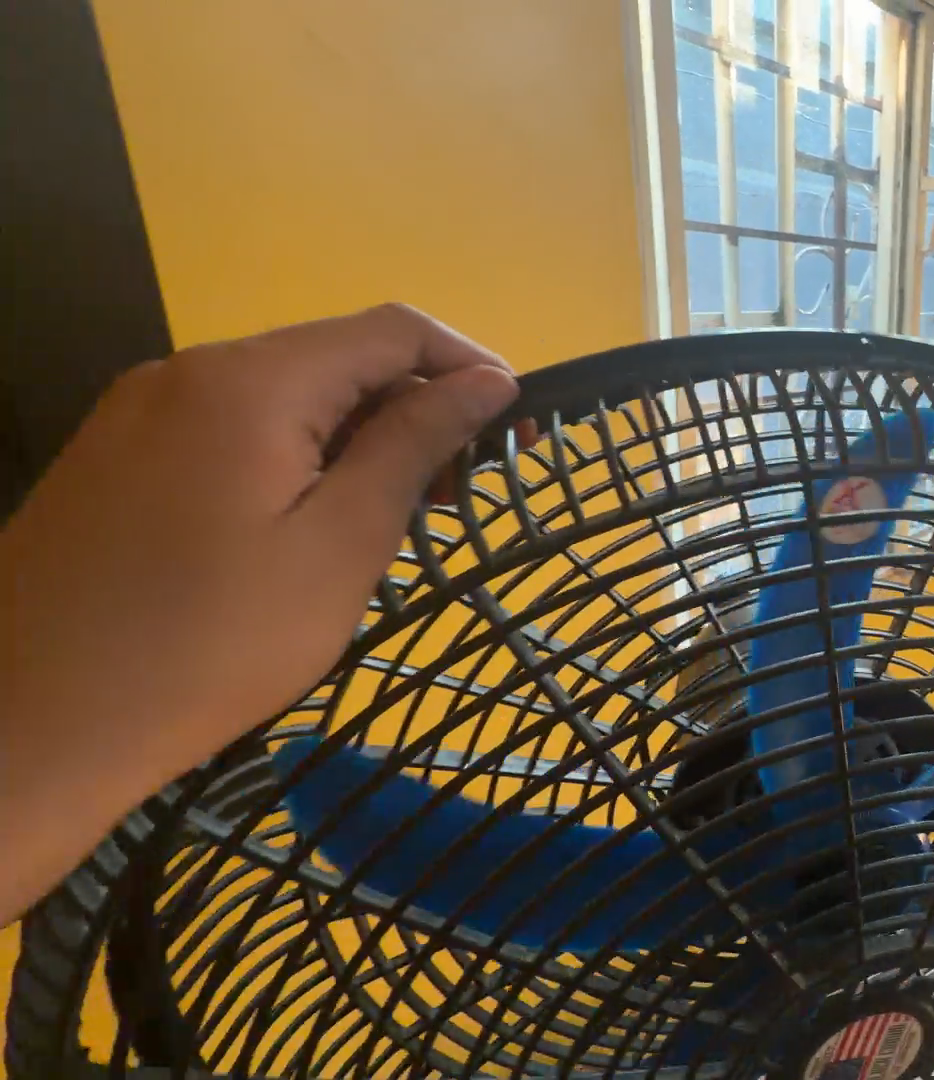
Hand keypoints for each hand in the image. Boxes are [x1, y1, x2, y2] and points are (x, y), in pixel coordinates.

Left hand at [0, 305, 518, 919]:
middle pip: (347, 356)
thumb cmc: (219, 637)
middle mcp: (192, 373)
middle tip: (479, 483)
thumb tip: (490, 381)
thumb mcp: (346, 538)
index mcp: (250, 384)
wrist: (33, 730)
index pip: (394, 331)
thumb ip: (417, 442)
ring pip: (304, 393)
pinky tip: (345, 511)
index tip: (521, 430)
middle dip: (431, 405)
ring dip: (381, 434)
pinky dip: (323, 452)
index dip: (473, 365)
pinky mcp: (132, 456)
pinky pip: (255, 426)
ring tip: (425, 505)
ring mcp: (150, 412)